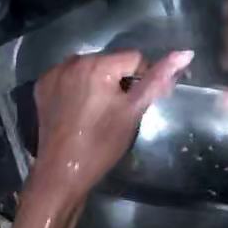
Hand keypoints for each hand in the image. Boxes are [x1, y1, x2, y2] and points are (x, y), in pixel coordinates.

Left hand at [31, 49, 192, 198]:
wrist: (61, 174)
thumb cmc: (102, 144)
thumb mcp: (133, 111)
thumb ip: (158, 80)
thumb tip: (185, 53)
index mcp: (97, 65)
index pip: (135, 58)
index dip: (144, 78)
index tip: (138, 104)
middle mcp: (73, 61)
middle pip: (111, 61)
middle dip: (120, 80)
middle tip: (119, 111)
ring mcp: (54, 73)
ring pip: (91, 68)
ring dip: (100, 83)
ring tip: (100, 112)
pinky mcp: (42, 86)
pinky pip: (70, 77)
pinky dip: (79, 87)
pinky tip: (80, 109)